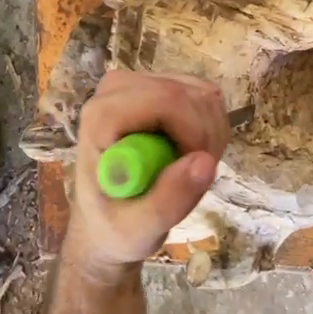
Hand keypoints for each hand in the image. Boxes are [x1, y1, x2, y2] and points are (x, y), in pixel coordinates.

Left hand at [63, 69, 228, 281]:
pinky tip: (192, 154)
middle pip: (187, 94)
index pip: (167, 99)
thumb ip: (168, 201)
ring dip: (210, 136)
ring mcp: (140, 82)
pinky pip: (204, 96)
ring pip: (202, 93)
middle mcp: (118, 87)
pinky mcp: (160, 85)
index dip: (194, 132)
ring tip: (190, 172)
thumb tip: (205, 163)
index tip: (196, 173)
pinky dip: (210, 128)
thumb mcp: (137, 231)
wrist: (107, 221)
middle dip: (205, 138)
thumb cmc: (114, 228)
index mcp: (101, 115)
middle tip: (196, 180)